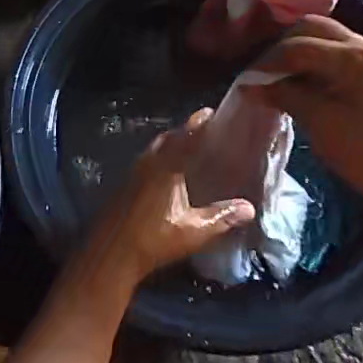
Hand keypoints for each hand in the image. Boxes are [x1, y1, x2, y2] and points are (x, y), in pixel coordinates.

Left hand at [87, 108, 254, 286]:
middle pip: (168, 139)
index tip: (211, 112)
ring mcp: (134, 172)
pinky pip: (148, 160)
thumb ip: (222, 217)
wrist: (112, 251)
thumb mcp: (194, 231)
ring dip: (171, 143)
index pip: (186, 138)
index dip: (198, 124)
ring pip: (156, 149)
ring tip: (190, 146)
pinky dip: (161, 157)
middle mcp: (149, 163)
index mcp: (166, 167)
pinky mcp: (127, 182)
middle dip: (185, 131)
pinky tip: (170, 170)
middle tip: (204, 129)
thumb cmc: (154, 239)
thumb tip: (250, 207)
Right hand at [254, 16, 362, 217]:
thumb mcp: (317, 120)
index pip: (298, 46)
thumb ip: (282, 94)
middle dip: (282, 47)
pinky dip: (312, 62)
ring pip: (324, 38)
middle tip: (263, 72)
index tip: (246, 80)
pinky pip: (335, 53)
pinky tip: (299, 84)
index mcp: (355, 57)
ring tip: (278, 79)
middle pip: (313, 28)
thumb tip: (249, 86)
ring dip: (297, 53)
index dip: (267, 62)